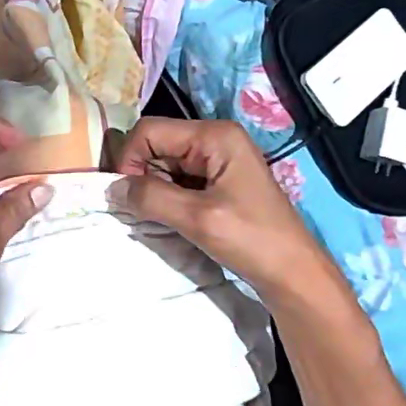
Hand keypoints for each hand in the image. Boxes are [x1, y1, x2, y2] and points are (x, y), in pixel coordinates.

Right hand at [108, 117, 323, 295]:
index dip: (130, 159)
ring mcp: (217, 158)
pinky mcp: (216, 179)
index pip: (149, 131)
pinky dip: (165, 195)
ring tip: (159, 216)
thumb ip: (151, 198)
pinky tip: (171, 217)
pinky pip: (176, 178)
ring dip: (152, 188)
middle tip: (143, 209)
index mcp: (214, 135)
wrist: (294, 274)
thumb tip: (111, 188)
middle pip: (155, 143)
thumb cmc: (252, 240)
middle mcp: (214, 138)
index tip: (128, 195)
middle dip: (141, 174)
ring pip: (162, 162)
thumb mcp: (197, 218)